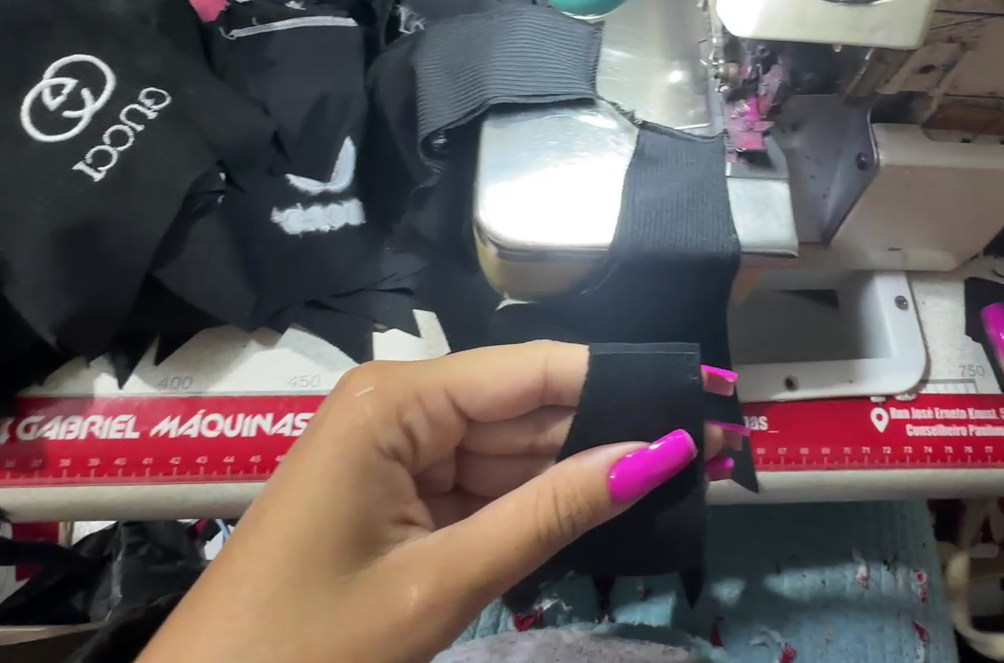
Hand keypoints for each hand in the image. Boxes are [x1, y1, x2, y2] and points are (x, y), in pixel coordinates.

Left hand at [138, 342, 739, 662]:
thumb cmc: (308, 646)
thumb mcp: (442, 581)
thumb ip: (553, 513)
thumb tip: (657, 455)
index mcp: (400, 397)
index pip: (533, 369)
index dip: (617, 380)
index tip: (694, 393)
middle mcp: (402, 401)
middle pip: (526, 408)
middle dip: (604, 432)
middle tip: (695, 448)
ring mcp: (399, 443)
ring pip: (510, 448)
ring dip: (574, 472)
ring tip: (665, 479)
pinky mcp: (398, 485)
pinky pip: (481, 481)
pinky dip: (530, 503)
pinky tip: (594, 508)